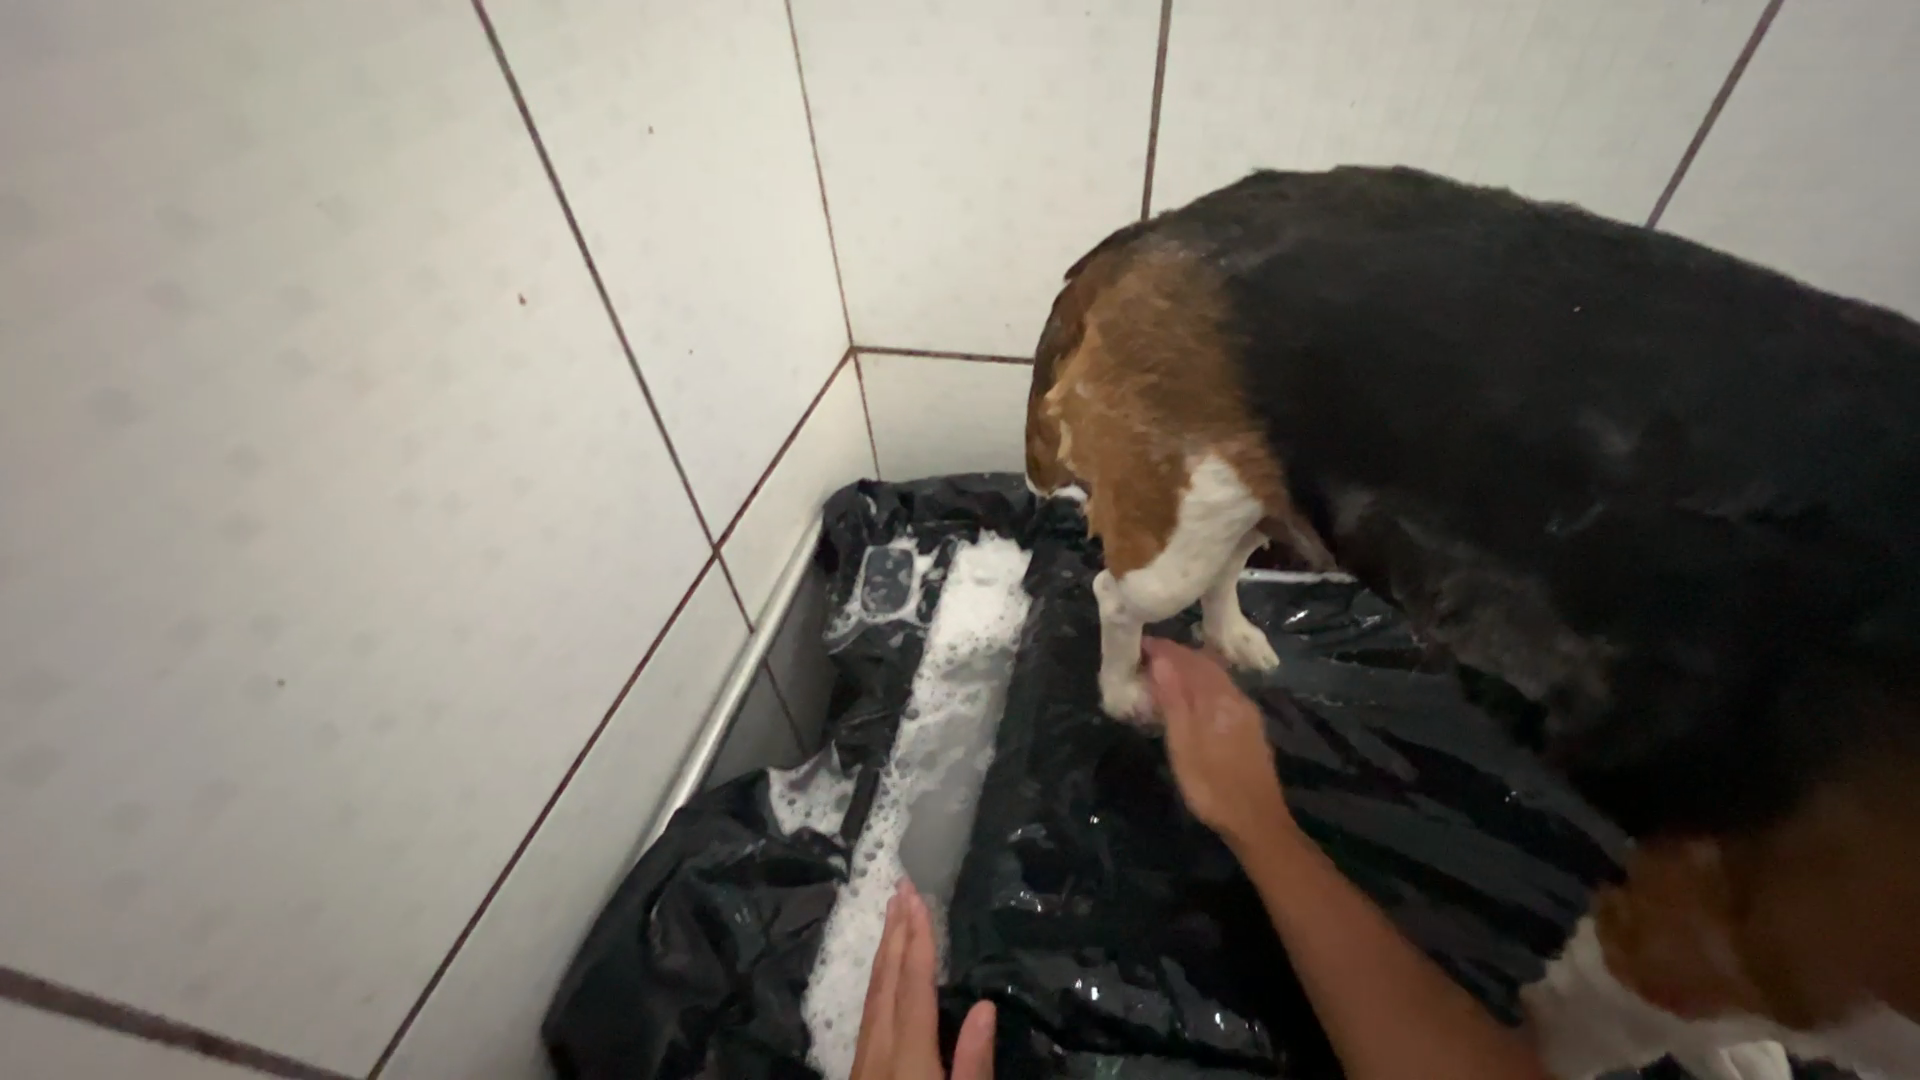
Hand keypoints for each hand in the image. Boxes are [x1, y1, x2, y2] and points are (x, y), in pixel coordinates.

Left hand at [850, 878, 995, 1079]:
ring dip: (884, 947)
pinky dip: (878, 975)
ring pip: (874, 991)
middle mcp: (881, 1045)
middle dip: (896, 928)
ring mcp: (865, 1056)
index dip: (918, 938)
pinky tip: (883, 967)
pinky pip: (869, 1007)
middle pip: (888, 977)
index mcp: (909, 1053)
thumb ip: (973, 1063)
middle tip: (902, 885)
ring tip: (892, 911)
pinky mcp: (860, 1066)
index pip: (914, 983)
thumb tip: (986, 1006)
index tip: (919, 896)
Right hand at [1143, 636, 1293, 847]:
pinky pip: (1220, 690)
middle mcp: (1235, 697)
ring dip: (1188, 668)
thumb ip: (1172, 700)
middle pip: (1204, 663)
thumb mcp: (1183, 744)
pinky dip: (1200, 684)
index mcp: (1218, 698)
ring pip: (1214, 677)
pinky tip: (1188, 696)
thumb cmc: (1211, 786)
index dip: (1162, 649)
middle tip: (1145, 655)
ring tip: (1161, 672)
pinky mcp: (1248, 726)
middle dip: (1175, 655)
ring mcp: (1245, 711)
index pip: (1188, 659)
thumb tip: (1159, 660)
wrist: (1256, 822)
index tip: (1138, 643)